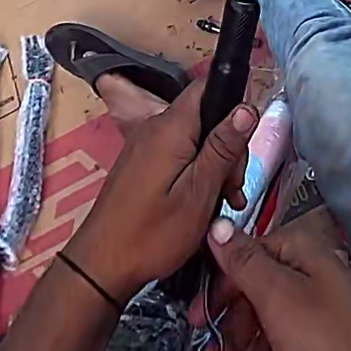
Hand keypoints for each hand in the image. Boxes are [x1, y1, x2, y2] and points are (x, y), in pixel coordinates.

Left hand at [61, 79, 256, 302]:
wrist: (103, 263)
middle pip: (204, 116)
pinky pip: (178, 154)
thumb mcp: (199, 192)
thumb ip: (223, 148)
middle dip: (227, 147)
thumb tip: (246, 108)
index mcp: (171, 127)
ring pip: (194, 138)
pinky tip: (203, 203)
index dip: (232, 104)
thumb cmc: (153, 233)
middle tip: (231, 189)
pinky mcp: (142, 161)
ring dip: (214, 165)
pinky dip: (196, 173)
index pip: (206, 86)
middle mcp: (155, 126)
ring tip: (221, 202)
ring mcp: (146, 144)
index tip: (245, 141)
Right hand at [199, 211, 350, 350]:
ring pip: (270, 337)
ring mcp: (319, 318)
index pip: (242, 260)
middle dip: (234, 343)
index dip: (218, 291)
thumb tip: (216, 224)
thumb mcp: (278, 298)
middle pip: (253, 303)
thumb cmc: (334, 343)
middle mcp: (307, 279)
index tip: (199, 320)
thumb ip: (242, 262)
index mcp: (296, 254)